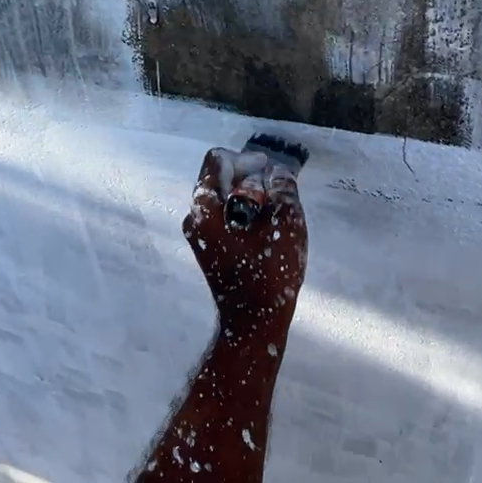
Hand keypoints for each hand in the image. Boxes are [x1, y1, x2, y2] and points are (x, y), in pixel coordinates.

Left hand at [182, 147, 307, 337]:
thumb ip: (283, 189)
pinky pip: (223, 217)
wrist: (254, 324)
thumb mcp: (287, 223)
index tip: (268, 170)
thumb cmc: (269, 272)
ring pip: (222, 198)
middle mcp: (195, 217)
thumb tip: (276, 173)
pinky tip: (266, 227)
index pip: (218, 160)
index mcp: (205, 207)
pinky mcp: (208, 249)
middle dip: (248, 178)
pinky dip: (243, 214)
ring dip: (248, 197)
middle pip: (218, 178)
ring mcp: (199, 235)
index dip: (246, 158)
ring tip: (274, 210)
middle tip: (275, 191)